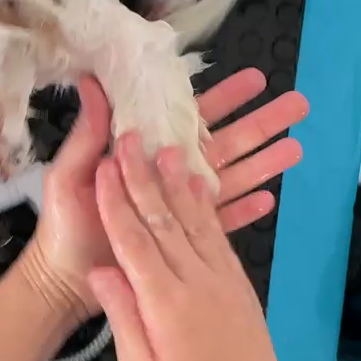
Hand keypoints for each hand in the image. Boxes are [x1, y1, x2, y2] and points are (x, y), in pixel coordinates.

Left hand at [17, 70, 307, 321]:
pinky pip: (220, 223)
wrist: (63, 280)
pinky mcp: (183, 243)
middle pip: (222, 145)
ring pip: (230, 179)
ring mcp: (178, 211)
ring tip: (297, 146)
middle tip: (297, 104)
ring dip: (263, 162)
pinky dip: (244, 211)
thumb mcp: (71, 174)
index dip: (221, 99)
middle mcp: (166, 179)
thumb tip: (93, 80)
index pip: (187, 120)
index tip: (254, 80)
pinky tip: (270, 198)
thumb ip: (89, 133)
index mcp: (142, 156)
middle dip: (259, 124)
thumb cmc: (63, 225)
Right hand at [85, 135, 304, 360]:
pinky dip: (206, 206)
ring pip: (194, 220)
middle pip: (164, 219)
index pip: (134, 241)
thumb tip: (101, 271)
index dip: (117, 202)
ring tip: (167, 146)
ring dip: (177, 181)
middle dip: (143, 177)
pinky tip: (198, 186)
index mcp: (166, 304)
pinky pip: (219, 236)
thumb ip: (123, 318)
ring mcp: (222, 279)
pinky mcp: (238, 282)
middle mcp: (196, 281)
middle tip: (130, 139)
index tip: (104, 167)